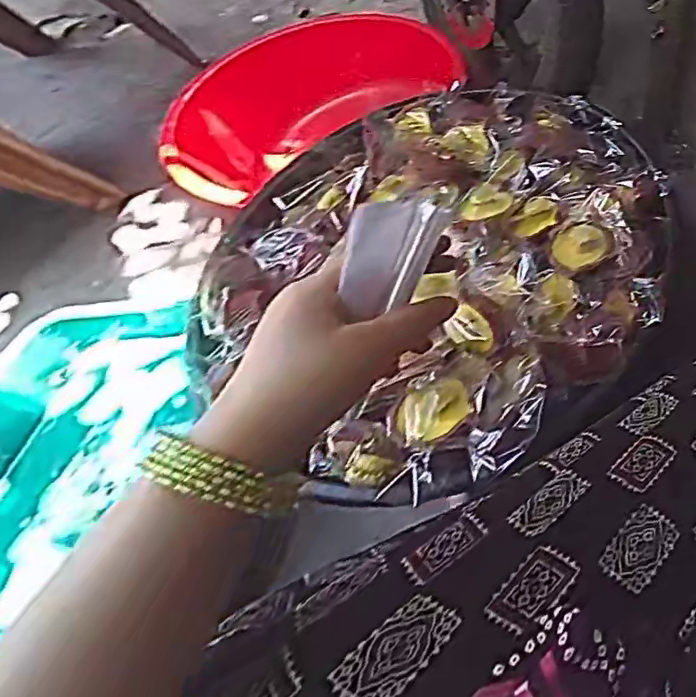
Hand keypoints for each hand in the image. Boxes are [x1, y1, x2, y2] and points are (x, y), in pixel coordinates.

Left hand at [189, 255, 454, 472]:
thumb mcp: (372, 349)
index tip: (445, 252)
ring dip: (392, 327)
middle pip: (366, 284)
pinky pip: (343, 341)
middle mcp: (302, 302)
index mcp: (315, 287)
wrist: (246, 447)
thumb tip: (449, 301)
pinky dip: (371, 348)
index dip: (409, 249)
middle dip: (407, 292)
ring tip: (419, 347)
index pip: (368, 253)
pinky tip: (384, 370)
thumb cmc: (311, 384)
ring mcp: (294, 331)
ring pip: (358, 317)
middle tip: (441, 299)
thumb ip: (414, 321)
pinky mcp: (293, 360)